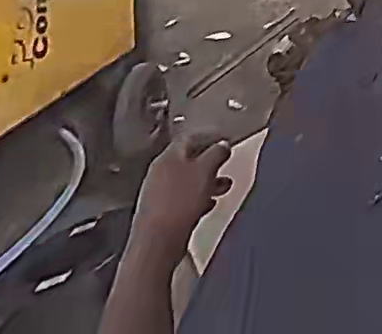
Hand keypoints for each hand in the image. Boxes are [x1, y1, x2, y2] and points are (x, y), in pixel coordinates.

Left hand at [130, 132, 232, 260]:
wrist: (157, 244)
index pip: (190, 137)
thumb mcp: (206, 170)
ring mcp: (157, 195)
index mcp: (168, 157)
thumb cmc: (178, 203)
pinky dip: (197, 198)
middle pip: (189, 159)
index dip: (210, 136)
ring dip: (207, 181)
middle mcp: (159, 173)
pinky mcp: (160, 214)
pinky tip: (207, 204)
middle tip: (224, 162)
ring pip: (187, 181)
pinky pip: (182, 199)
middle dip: (210, 162)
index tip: (224, 139)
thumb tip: (222, 145)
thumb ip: (217, 153)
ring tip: (222, 186)